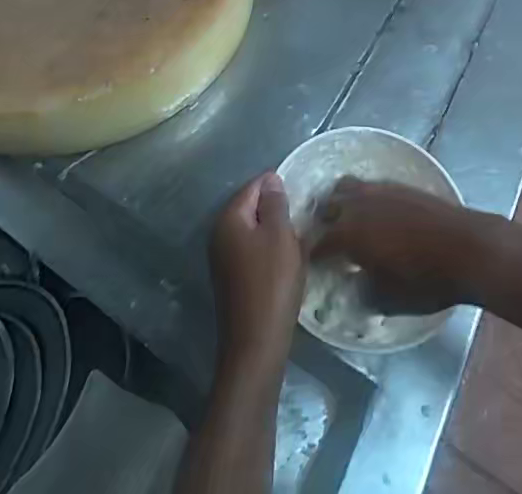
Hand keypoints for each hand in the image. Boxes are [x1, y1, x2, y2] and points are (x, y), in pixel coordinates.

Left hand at [210, 172, 304, 362]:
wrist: (257, 341)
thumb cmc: (272, 281)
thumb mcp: (280, 234)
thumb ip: (275, 203)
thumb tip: (270, 181)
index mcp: (228, 219)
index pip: (253, 186)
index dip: (277, 185)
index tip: (300, 193)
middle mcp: (219, 234)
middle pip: (250, 208)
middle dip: (275, 208)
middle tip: (302, 215)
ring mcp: (223, 258)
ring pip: (253, 230)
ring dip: (275, 230)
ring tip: (298, 237)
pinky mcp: (232, 277)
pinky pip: (253, 249)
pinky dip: (270, 249)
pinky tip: (287, 259)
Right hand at [311, 179, 497, 315]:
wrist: (468, 248)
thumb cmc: (426, 279)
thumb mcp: (389, 298)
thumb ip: (365, 290)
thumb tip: (357, 283)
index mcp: (349, 233)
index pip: (319, 243)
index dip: (313, 254)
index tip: (311, 263)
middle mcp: (359, 205)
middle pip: (330, 205)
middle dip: (325, 220)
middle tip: (329, 237)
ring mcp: (382, 190)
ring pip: (349, 187)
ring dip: (345, 201)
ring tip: (350, 218)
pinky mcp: (402, 185)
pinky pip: (373, 187)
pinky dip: (368, 198)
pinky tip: (378, 212)